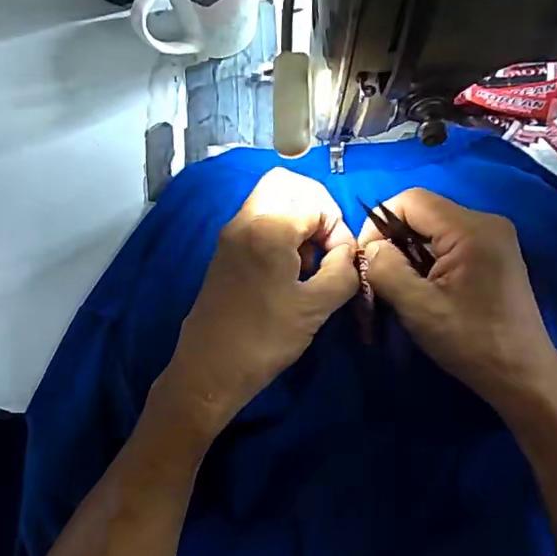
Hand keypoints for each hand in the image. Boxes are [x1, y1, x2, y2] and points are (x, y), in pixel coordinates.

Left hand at [156, 169, 359, 436]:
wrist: (208, 369)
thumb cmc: (263, 340)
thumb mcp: (316, 307)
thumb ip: (343, 268)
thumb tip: (348, 250)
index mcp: (265, 228)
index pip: (313, 197)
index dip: (335, 224)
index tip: (337, 259)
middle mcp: (242, 222)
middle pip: (285, 185)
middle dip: (314, 210)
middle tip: (323, 249)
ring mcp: (228, 238)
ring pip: (270, 204)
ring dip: (296, 224)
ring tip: (305, 267)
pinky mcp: (223, 255)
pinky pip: (257, 225)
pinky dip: (278, 237)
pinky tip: (286, 275)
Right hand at [360, 188, 556, 413]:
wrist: (519, 372)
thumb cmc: (468, 340)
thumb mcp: (417, 306)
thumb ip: (386, 269)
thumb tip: (371, 249)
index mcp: (472, 229)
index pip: (410, 200)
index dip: (378, 223)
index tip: (367, 259)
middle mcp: (486, 223)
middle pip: (421, 212)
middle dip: (391, 239)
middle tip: (378, 276)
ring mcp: (492, 238)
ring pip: (430, 229)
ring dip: (405, 252)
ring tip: (397, 286)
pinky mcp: (491, 255)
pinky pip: (445, 243)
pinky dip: (423, 260)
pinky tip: (420, 288)